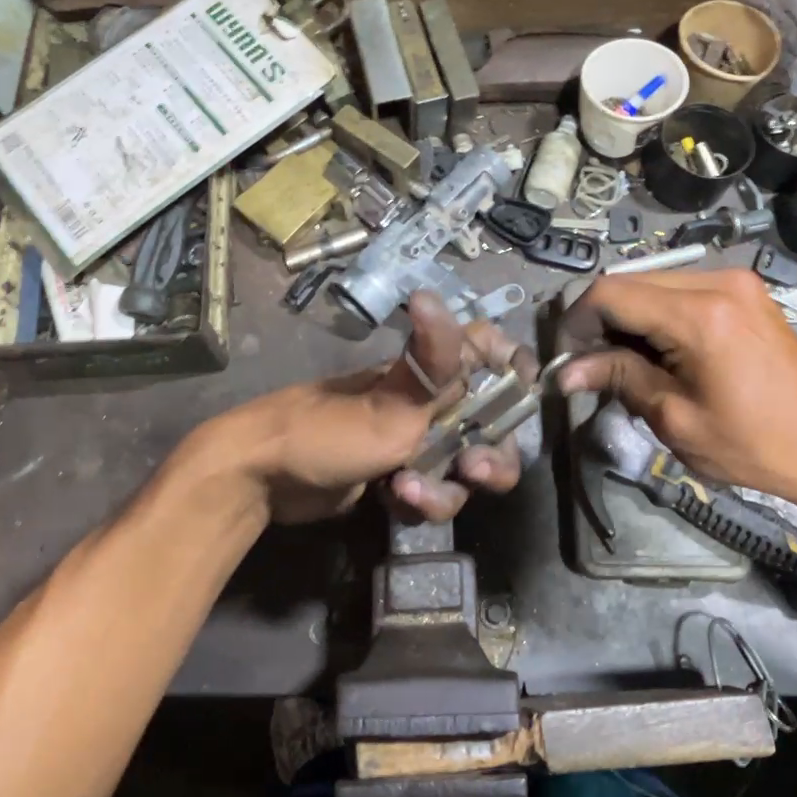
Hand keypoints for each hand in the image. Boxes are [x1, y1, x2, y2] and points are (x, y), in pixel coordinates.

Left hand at [189, 290, 534, 523]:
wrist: (264, 478)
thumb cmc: (328, 430)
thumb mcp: (391, 399)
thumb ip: (434, 360)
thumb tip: (431, 294)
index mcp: (432, 372)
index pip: (494, 355)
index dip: (519, 373)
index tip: (533, 398)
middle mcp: (431, 402)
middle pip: (494, 427)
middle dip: (494, 456)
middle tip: (476, 470)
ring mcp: (415, 442)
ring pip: (465, 470)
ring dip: (448, 489)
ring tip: (411, 495)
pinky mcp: (399, 478)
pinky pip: (435, 494)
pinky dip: (422, 502)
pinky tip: (394, 503)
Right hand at [556, 269, 796, 505]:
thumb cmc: (755, 444)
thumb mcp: (676, 418)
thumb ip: (618, 379)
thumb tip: (566, 371)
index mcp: (699, 314)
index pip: (611, 293)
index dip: (577, 321)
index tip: (567, 358)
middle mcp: (718, 281)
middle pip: (630, 282)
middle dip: (600, 320)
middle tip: (591, 366)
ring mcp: (735, 282)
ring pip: (653, 283)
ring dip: (628, 318)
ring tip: (625, 364)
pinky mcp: (745, 292)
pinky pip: (681, 290)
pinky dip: (657, 315)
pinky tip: (659, 352)